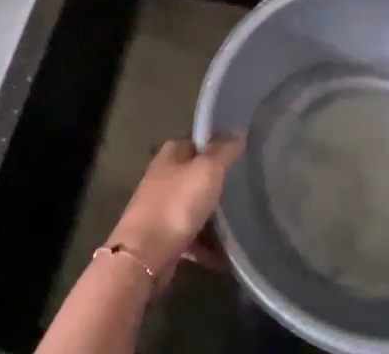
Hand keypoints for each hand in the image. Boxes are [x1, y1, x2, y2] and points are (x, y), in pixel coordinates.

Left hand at [106, 135, 243, 282]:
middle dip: (217, 183)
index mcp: (171, 155)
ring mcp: (161, 208)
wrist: (145, 255)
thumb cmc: (177, 204)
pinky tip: (225, 257)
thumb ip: (223, 151)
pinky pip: (192, 238)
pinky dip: (207, 246)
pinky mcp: (163, 237)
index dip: (217, 145)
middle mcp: (163, 177)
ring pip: (194, 207)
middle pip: (195, 175)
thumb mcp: (207, 170)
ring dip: (213, 218)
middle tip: (244, 189)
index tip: (241, 153)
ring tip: (240, 225)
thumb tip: (237, 130)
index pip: (196, 142)